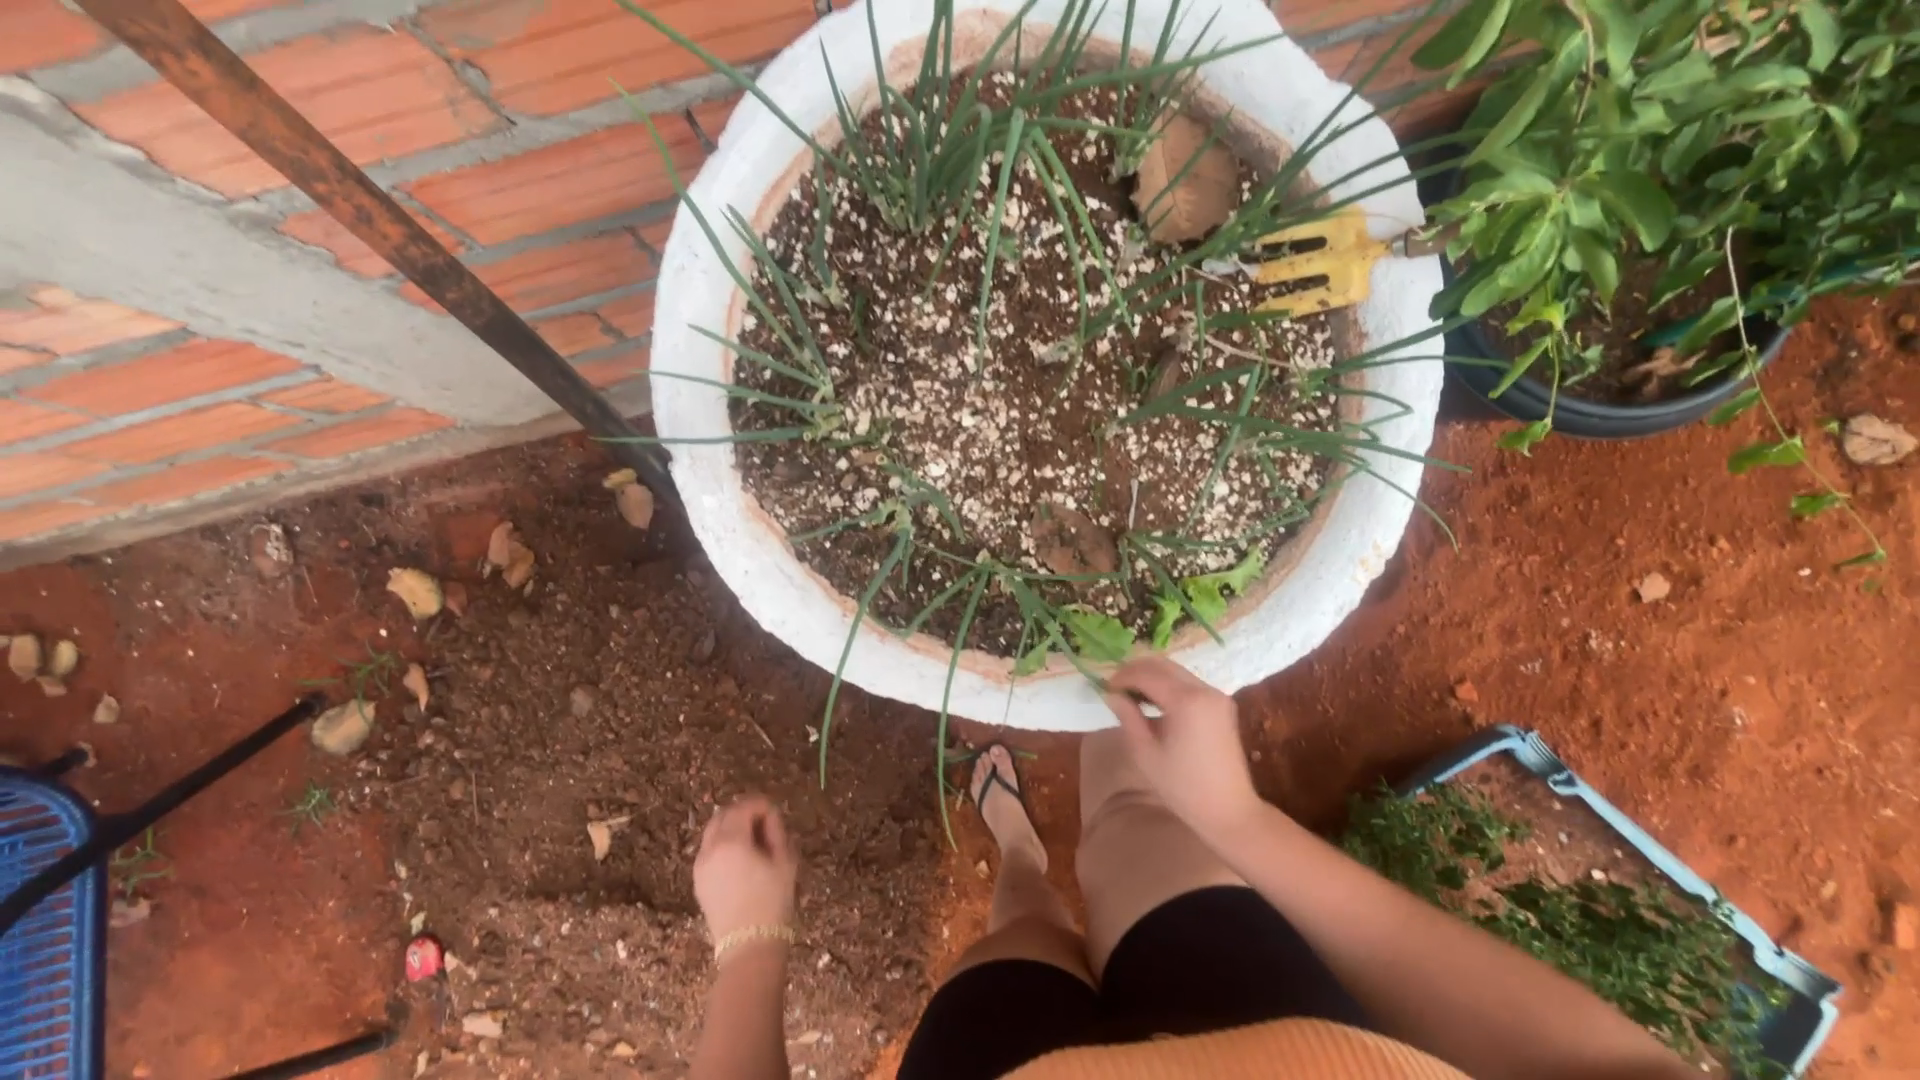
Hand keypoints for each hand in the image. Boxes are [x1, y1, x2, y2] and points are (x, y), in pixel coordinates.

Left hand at [694, 795, 798, 946]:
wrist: (749, 947)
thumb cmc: (772, 902)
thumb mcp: (785, 862)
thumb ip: (776, 833)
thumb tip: (769, 819)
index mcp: (731, 841)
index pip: (745, 807)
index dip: (762, 806)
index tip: (776, 814)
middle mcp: (710, 849)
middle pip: (723, 815)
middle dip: (744, 812)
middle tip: (765, 823)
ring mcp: (700, 866)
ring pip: (712, 832)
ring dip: (731, 827)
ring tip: (753, 841)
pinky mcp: (699, 882)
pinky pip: (709, 851)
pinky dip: (723, 844)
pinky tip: (741, 859)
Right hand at [1104, 658, 1262, 837]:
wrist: (1228, 809)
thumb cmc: (1183, 786)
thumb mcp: (1146, 753)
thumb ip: (1128, 717)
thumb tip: (1112, 695)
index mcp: (1187, 701)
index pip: (1147, 674)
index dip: (1122, 677)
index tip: (1104, 689)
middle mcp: (1205, 690)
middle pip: (1163, 665)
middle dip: (1136, 671)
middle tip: (1115, 688)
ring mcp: (1217, 696)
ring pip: (1177, 671)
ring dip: (1152, 677)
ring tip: (1131, 696)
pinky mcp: (1222, 705)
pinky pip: (1189, 684)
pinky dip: (1168, 686)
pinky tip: (1154, 703)